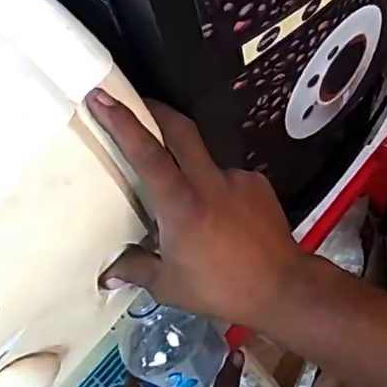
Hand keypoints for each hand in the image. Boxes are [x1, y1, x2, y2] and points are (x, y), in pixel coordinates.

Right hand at [86, 90, 306, 325]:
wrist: (284, 287)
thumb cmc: (221, 288)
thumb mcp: (170, 285)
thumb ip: (136, 269)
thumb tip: (106, 273)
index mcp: (181, 203)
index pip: (146, 152)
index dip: (121, 122)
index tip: (102, 98)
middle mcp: (208, 181)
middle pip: (179, 128)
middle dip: (155, 109)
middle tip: (137, 104)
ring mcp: (236, 178)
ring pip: (203, 156)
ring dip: (188, 164)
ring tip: (190, 200)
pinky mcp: (257, 182)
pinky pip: (227, 177)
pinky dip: (216, 189)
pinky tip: (221, 215)